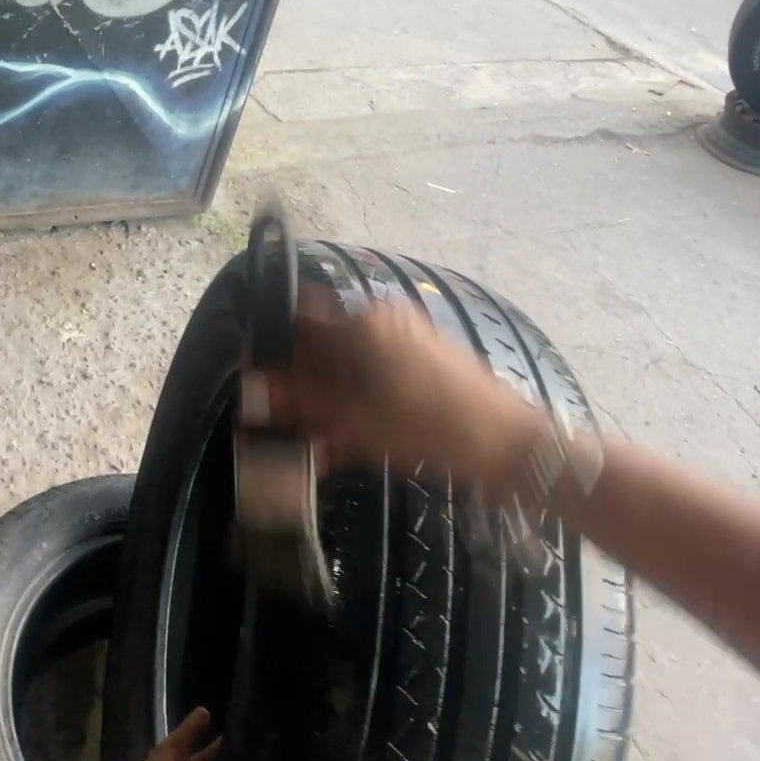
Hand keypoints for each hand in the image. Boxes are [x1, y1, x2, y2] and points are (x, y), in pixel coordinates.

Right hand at [246, 289, 548, 489]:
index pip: (296, 316)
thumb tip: (252, 391)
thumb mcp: (352, 419)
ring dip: (325, 392)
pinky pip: (372, 371)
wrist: (507, 444)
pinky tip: (344, 432)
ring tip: (314, 430)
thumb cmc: (425, 426)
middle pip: (320, 341)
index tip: (255, 379)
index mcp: (361, 320)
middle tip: (281, 414)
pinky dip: (353, 396)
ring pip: (346, 360)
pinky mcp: (422, 359)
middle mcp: (382, 318)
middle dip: (298, 376)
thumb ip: (297, 401)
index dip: (270, 346)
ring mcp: (405, 337)